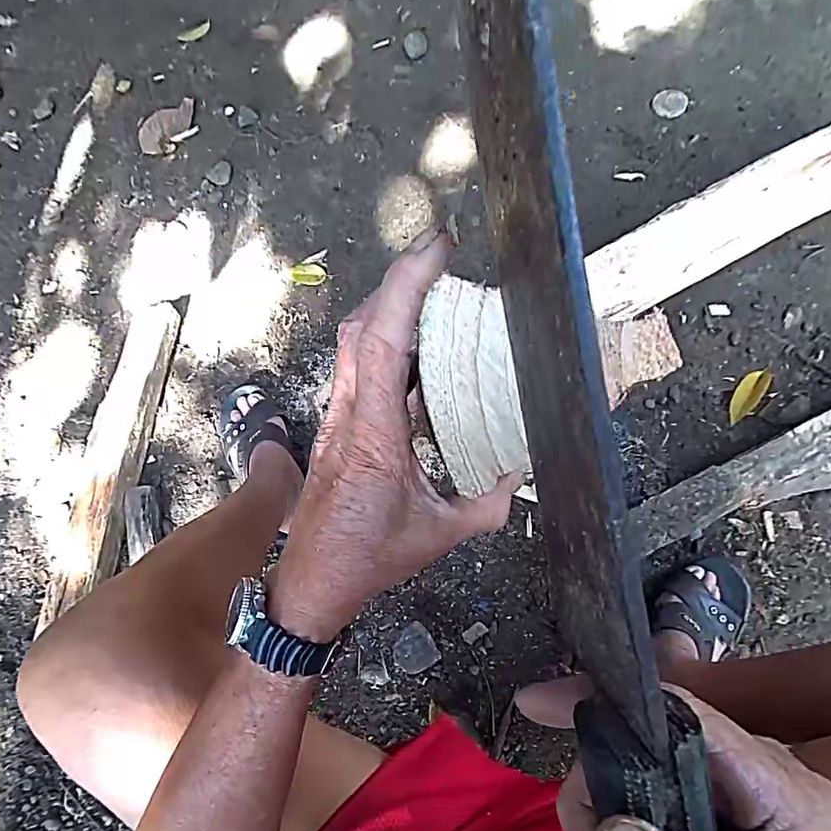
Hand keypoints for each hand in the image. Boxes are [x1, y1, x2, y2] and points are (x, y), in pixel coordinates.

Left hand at [270, 231, 520, 640]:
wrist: (313, 579)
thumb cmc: (368, 557)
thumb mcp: (441, 533)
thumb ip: (488, 504)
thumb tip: (517, 476)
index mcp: (375, 432)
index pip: (386, 338)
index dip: (409, 286)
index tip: (438, 251)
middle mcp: (351, 413)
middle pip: (365, 324)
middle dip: (402, 282)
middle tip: (443, 263)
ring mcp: (339, 417)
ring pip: (357, 341)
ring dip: (391, 307)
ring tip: (433, 295)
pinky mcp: (340, 426)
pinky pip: (360, 366)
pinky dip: (387, 341)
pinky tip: (418, 348)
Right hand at [525, 684, 830, 830]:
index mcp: (793, 797)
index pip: (694, 720)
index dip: (619, 707)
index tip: (543, 704)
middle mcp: (766, 775)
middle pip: (654, 740)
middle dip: (599, 792)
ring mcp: (741, 789)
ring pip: (642, 766)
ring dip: (600, 820)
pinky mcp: (719, 809)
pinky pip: (649, 793)